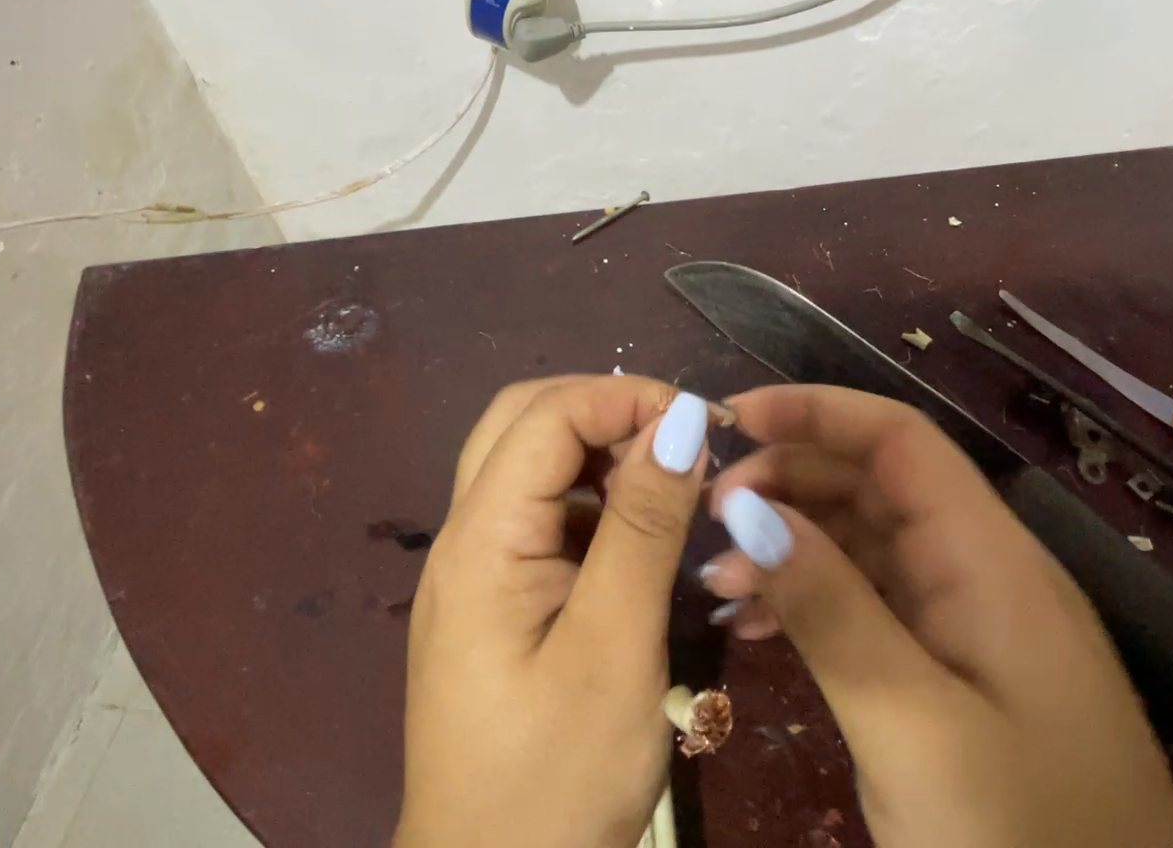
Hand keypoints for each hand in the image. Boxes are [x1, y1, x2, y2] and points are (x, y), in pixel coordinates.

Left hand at [396, 376, 716, 847]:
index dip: (626, 396)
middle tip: (683, 439)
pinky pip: (543, 517)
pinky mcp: (498, 599)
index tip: (705, 422)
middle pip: (525, 423)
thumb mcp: (615, 645)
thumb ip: (644, 525)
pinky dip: (594, 500)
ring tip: (672, 480)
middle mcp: (467, 537)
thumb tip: (679, 418)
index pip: (547, 415)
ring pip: (532, 465)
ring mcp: (478, 569)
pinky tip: (640, 532)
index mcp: (481, 539)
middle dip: (607, 409)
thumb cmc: (557, 775)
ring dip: (601, 452)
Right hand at [700, 385, 1172, 847]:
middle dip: (787, 482)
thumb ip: (830, 610)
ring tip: (717, 584)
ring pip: (865, 544)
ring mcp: (969, 623)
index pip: (900, 440)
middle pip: (875, 484)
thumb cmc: (1022, 843)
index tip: (729, 421)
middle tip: (706, 521)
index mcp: (991, 560)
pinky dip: (809, 600)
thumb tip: (748, 510)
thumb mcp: (912, 727)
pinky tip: (756, 628)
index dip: (816, 411)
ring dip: (789, 545)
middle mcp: (982, 572)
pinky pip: (870, 603)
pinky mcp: (953, 668)